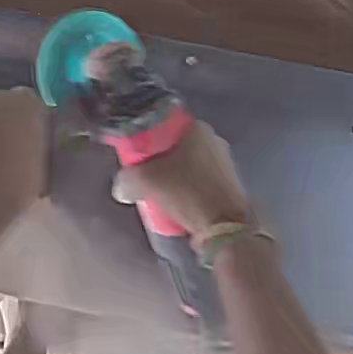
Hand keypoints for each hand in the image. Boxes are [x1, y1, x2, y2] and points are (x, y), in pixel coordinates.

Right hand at [112, 120, 257, 233]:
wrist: (226, 227)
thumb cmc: (185, 192)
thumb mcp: (144, 182)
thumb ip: (126, 179)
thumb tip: (121, 187)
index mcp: (195, 128)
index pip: (162, 125)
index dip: (145, 140)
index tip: (135, 156)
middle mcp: (213, 138)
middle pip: (174, 146)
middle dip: (158, 160)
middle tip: (145, 176)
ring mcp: (226, 161)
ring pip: (188, 163)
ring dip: (173, 175)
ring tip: (159, 193)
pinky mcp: (232, 183)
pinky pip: (201, 180)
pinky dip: (188, 188)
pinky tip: (178, 203)